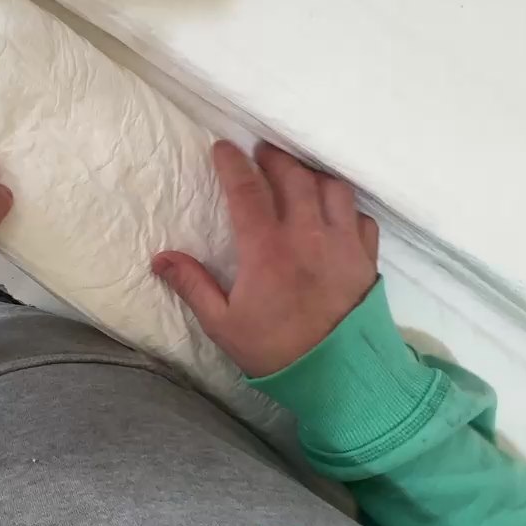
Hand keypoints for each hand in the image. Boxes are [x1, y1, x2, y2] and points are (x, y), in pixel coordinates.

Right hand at [153, 141, 378, 377]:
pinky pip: (359, 216)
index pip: (247, 189)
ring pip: (332, 187)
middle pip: (293, 176)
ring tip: (298, 174)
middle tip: (262, 153)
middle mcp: (308, 235)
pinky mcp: (366, 258)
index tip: (222, 148)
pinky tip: (333, 211)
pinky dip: (344, 205)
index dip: (233, 163)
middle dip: (274, 158)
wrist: (339, 377)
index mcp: (267, 248)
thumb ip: (193, 285)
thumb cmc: (275, 350)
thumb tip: (160, 259)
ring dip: (312, 174)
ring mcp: (343, 243)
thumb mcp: (223, 324)